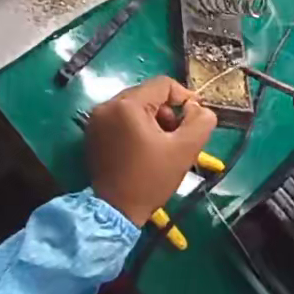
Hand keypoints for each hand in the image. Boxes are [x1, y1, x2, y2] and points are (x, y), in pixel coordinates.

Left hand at [86, 77, 217, 225]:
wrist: (116, 209)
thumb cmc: (151, 178)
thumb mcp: (184, 150)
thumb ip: (200, 122)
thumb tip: (197, 107)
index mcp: (126, 105)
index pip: (162, 85)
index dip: (185, 97)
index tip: (196, 116)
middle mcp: (106, 106)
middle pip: (147, 95)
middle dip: (167, 112)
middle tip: (178, 135)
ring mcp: (96, 120)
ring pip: (134, 107)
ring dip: (153, 120)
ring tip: (163, 144)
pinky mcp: (92, 133)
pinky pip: (120, 119)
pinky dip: (136, 127)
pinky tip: (145, 148)